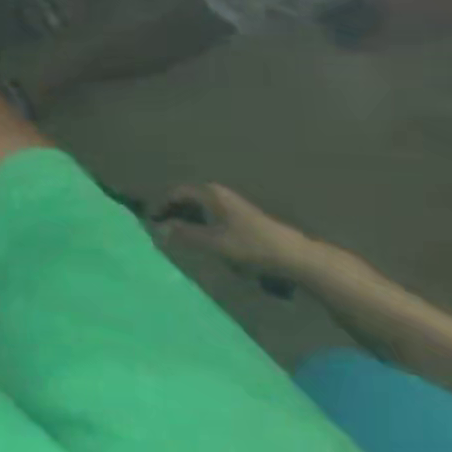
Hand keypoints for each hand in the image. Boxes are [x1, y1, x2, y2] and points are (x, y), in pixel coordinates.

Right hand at [155, 183, 323, 278]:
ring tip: (184, 237)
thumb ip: (185, 235)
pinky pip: (214, 215)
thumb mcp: (215, 242)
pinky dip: (204, 224)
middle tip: (165, 229)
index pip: (176, 193)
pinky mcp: (244, 218)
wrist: (299, 258)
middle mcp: (220, 194)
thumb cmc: (253, 246)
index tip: (153, 221)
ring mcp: (234, 205)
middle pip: (188, 199)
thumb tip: (159, 229)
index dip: (162, 206)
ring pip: (202, 208)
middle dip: (175, 213)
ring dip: (190, 220)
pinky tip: (207, 241)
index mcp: (210, 193)